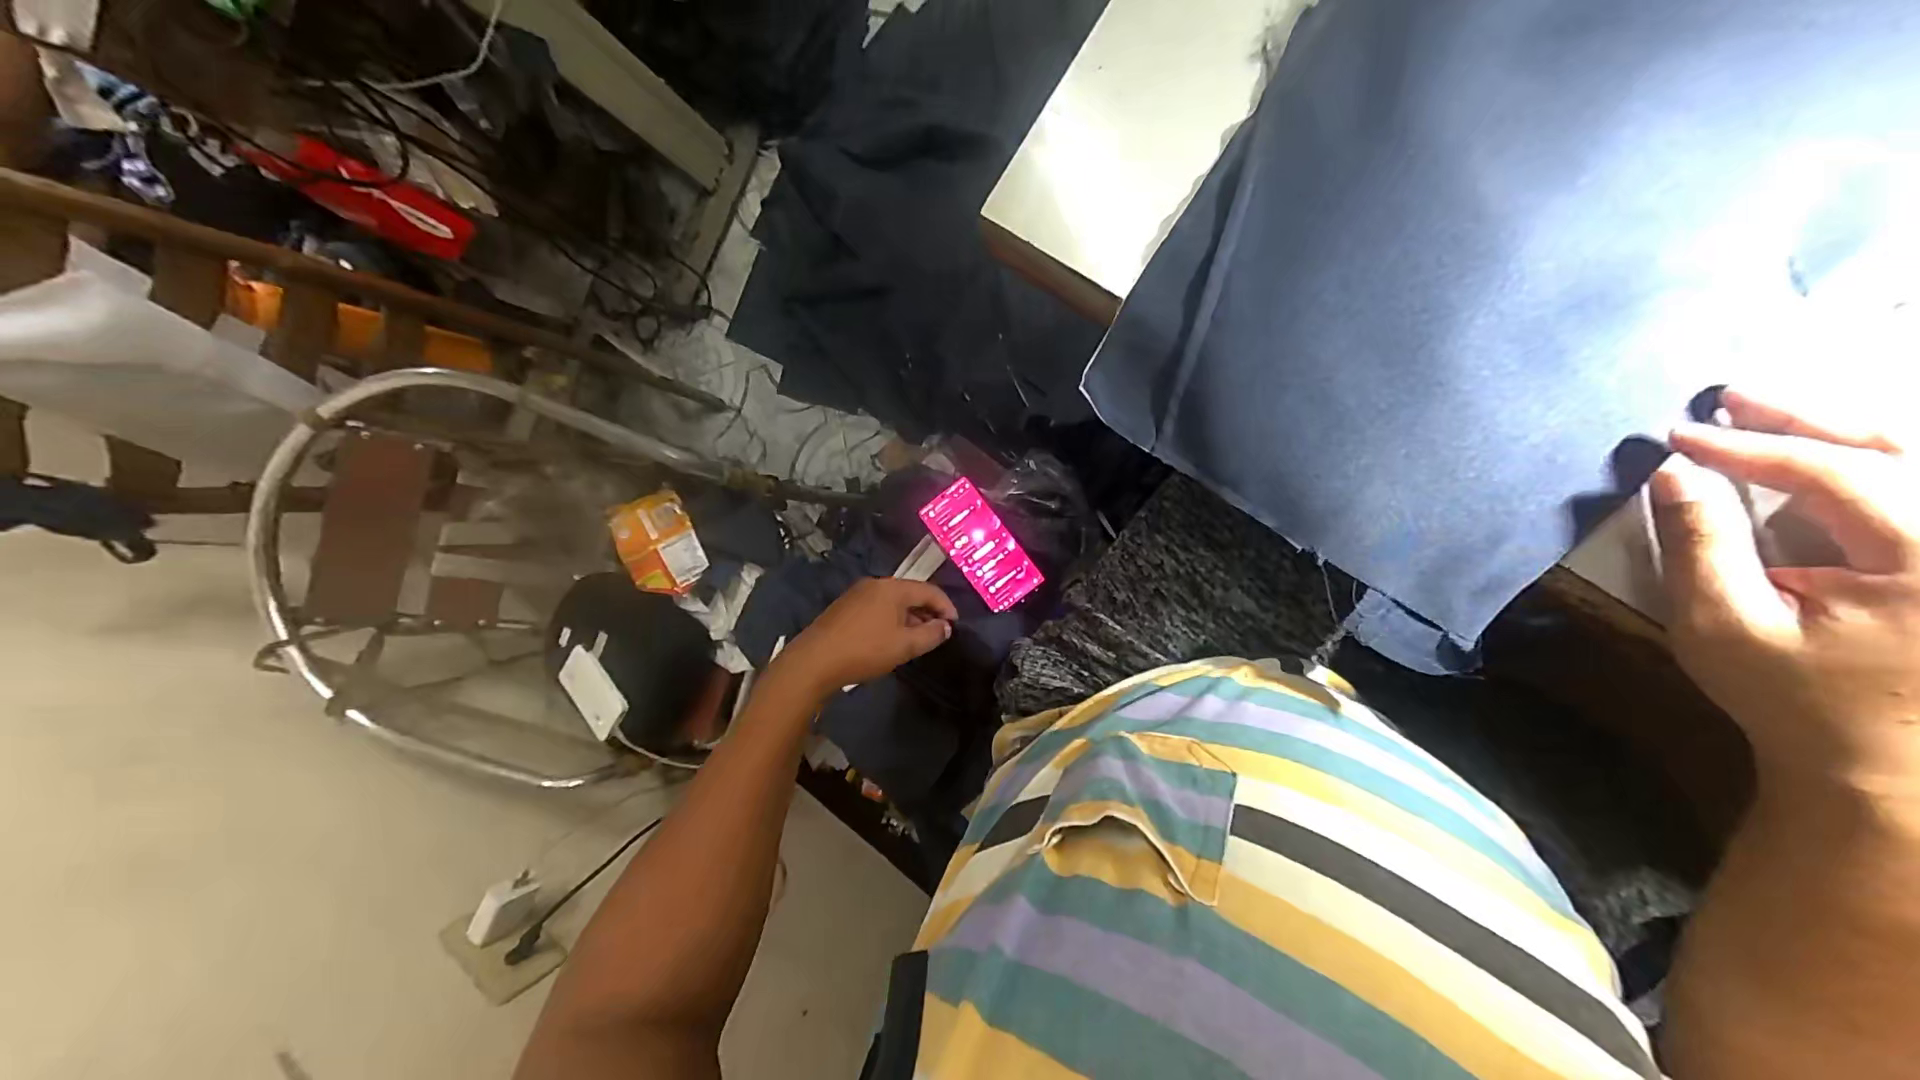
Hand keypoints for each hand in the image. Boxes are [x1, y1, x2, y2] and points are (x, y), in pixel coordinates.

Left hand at [767, 578, 957, 698]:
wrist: (814, 661)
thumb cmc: (865, 650)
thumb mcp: (904, 646)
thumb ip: (930, 635)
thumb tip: (945, 627)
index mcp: (892, 588)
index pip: (929, 590)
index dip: (946, 607)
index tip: (955, 626)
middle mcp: (875, 584)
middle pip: (910, 593)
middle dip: (927, 612)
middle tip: (938, 633)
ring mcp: (856, 594)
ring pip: (892, 601)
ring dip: (909, 617)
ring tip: (916, 639)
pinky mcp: (844, 607)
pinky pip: (877, 607)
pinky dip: (891, 619)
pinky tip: (890, 639)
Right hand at [1653, 388, 1919, 793]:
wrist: (1883, 769)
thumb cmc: (1795, 701)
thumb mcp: (1724, 627)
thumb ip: (1700, 547)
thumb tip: (1674, 475)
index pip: (1839, 476)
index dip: (1754, 448)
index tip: (1681, 435)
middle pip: (1900, 453)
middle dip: (1807, 419)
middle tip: (1732, 396)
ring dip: (1842, 432)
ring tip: (1770, 411)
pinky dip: (1874, 463)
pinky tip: (1830, 449)